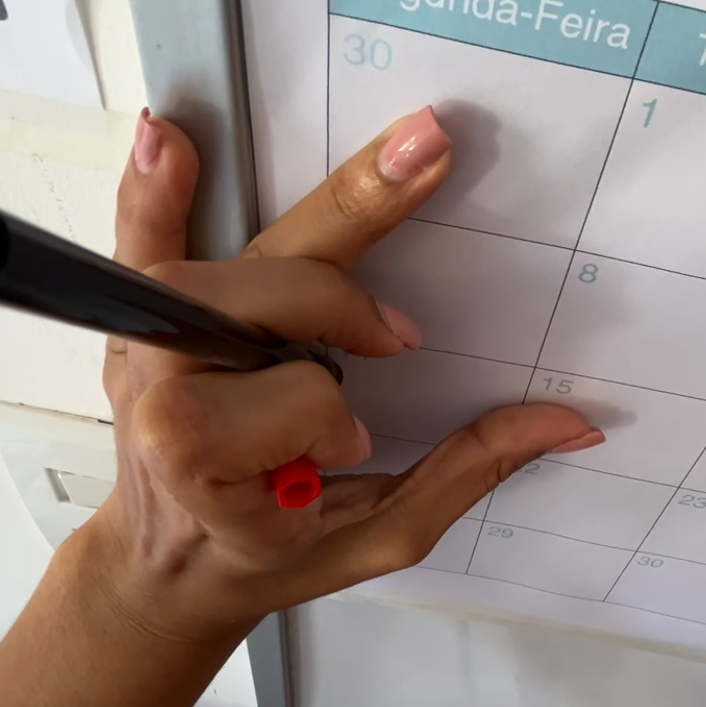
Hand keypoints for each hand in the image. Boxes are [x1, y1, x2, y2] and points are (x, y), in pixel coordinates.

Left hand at [86, 107, 599, 640]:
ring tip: (381, 228)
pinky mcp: (135, 325)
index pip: (292, 400)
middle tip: (405, 292)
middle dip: (333, 303)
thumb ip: (468, 473)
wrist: (166, 566)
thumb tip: (570, 421)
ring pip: (221, 271)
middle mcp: (160, 404)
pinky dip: (155, 195)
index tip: (352, 434)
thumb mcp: (378, 539)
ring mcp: (138, 355)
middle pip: (257, 303)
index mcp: (214, 479)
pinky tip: (170, 140)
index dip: (326, 411)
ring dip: (306, 269)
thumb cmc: (271, 558)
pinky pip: (136, 245)